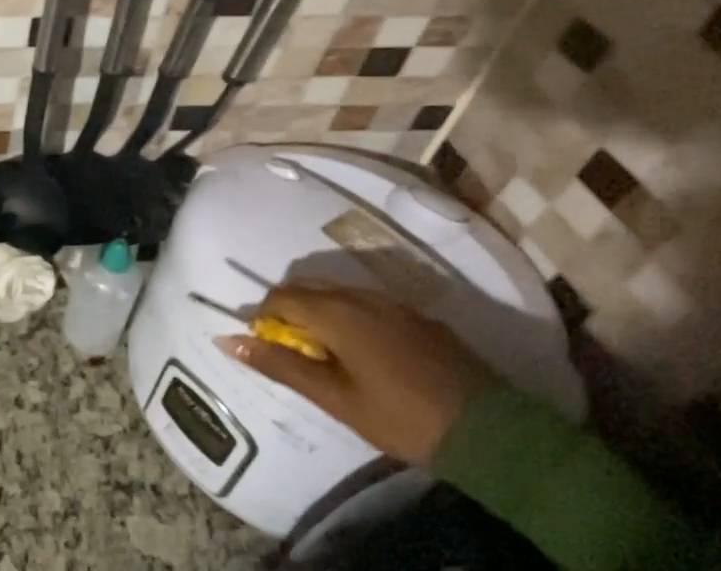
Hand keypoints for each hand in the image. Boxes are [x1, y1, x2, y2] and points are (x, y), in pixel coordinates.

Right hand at [216, 281, 496, 465]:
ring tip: (327, 352)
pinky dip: (352, 316)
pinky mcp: (421, 319)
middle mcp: (362, 296)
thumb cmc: (403, 418)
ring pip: (340, 293)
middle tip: (293, 350)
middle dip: (290, 310)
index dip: (263, 317)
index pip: (280, 297)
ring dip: (321, 312)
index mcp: (336, 313)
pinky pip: (370, 304)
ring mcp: (396, 305)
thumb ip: (280, 365)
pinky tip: (366, 352)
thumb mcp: (335, 399)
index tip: (267, 347)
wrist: (494, 434)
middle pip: (308, 288)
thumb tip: (226, 339)